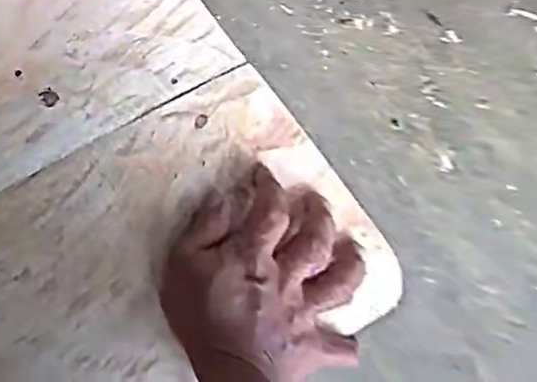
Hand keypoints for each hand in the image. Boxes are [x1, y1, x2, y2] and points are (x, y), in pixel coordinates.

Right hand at [161, 165, 364, 381]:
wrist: (229, 378)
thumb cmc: (199, 317)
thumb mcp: (182, 262)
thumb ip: (204, 228)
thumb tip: (222, 199)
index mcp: (252, 255)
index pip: (270, 210)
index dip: (270, 186)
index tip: (265, 174)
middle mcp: (285, 278)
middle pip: (315, 241)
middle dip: (319, 215)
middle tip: (317, 201)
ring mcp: (304, 314)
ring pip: (341, 284)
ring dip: (351, 263)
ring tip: (353, 248)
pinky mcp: (314, 348)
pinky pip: (342, 344)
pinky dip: (346, 337)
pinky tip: (342, 330)